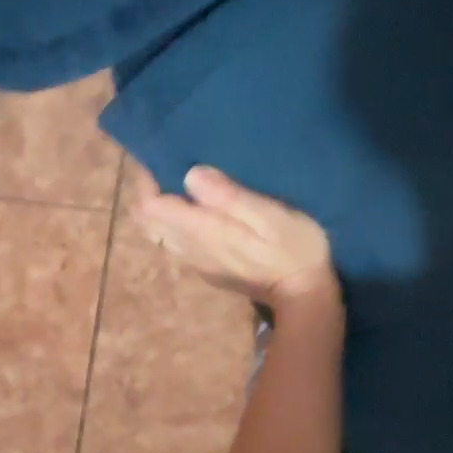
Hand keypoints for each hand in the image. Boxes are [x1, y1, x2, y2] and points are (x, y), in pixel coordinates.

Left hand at [131, 164, 337, 310]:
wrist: (305, 296)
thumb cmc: (295, 249)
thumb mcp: (272, 217)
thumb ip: (231, 197)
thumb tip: (192, 175)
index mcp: (202, 231)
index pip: (149, 207)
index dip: (147, 180)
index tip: (162, 156)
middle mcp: (190, 248)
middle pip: (146, 221)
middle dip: (149, 192)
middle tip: (169, 166)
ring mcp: (197, 262)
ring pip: (158, 233)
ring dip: (161, 208)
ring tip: (182, 184)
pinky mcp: (208, 268)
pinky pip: (175, 243)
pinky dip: (173, 223)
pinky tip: (197, 210)